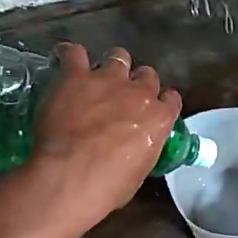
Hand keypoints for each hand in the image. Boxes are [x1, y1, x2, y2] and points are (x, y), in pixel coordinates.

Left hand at [20, 43, 181, 231]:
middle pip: (147, 75)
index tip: (153, 107)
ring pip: (118, 57)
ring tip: (98, 76)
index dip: (162, 101)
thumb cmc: (110, 184)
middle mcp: (140, 93)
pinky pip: (75, 53)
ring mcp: (108, 81)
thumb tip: (133, 149)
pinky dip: (71, 55)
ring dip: (112, 65)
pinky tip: (67, 59)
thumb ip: (143, 148)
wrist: (72, 175)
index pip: (171, 99)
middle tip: (122, 95)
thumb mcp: (140, 170)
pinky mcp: (75, 76)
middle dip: (137, 82)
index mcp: (161, 118)